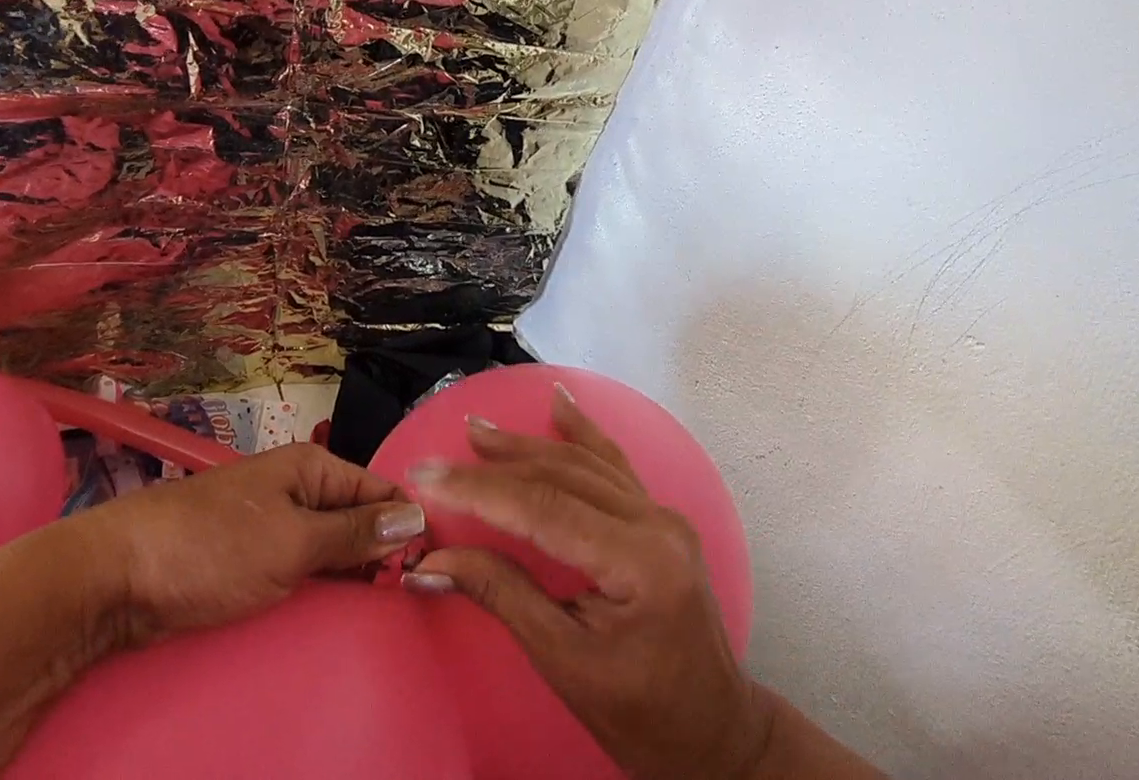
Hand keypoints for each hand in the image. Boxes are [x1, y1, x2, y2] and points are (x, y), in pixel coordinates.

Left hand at [73, 443, 424, 644]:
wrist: (116, 575)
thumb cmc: (212, 549)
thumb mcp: (293, 542)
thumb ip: (355, 533)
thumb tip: (415, 517)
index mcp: (311, 468)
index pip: (379, 490)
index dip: (408, 524)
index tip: (434, 565)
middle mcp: (295, 487)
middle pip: (358, 517)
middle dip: (384, 550)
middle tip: (411, 594)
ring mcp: (272, 522)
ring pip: (332, 544)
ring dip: (355, 570)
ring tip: (385, 607)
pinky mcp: (251, 556)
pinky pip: (302, 564)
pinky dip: (323, 582)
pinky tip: (341, 607)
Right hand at [399, 388, 771, 779]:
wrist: (713, 733)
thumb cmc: (639, 713)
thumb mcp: (563, 660)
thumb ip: (500, 594)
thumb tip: (431, 561)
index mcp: (639, 562)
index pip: (544, 509)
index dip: (479, 491)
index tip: (426, 478)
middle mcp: (657, 525)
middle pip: (563, 477)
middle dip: (496, 466)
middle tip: (439, 458)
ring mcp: (663, 518)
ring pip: (586, 464)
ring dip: (529, 444)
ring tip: (480, 430)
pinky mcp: (660, 521)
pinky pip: (614, 468)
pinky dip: (583, 434)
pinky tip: (562, 405)